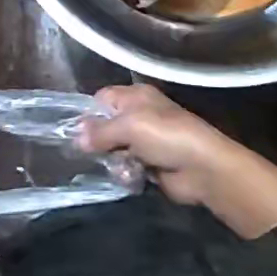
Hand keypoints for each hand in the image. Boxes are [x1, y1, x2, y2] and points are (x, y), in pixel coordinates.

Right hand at [79, 85, 249, 208]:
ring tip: (121, 167)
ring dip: (113, 161)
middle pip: (105, 126)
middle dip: (99, 142)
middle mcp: (139, 115)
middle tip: (96, 154)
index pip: (102, 98)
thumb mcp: (130, 126)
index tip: (75, 132)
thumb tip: (75, 134)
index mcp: (136, 97)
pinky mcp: (149, 164)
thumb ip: (100, 130)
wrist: (201, 167)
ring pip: (113, 150)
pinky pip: (126, 167)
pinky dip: (126, 173)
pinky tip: (132, 178)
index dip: (89, 113)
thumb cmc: (166, 136)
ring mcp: (144, 141)